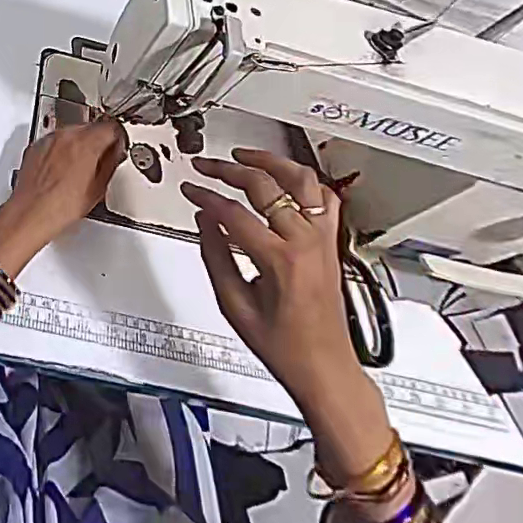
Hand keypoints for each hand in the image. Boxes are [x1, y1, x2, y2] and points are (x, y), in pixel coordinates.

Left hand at [0, 119, 127, 274]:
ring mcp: (49, 139)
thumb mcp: (98, 188)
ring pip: (72, 132)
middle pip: (91, 127)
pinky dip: (62, 149)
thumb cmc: (60, 207)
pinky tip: (63, 169)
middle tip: (101, 159)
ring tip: (80, 168)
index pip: (111, 126)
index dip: (118, 136)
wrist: (31, 213)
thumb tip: (115, 153)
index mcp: (86, 143)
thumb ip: (111, 163)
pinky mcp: (36, 146)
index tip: (118, 144)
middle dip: (98, 140)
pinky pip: (55, 140)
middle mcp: (66, 136)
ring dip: (79, 144)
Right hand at [182, 149, 392, 483]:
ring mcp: (323, 237)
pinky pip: (324, 196)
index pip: (232, 211)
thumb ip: (215, 256)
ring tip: (244, 154)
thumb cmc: (285, 347)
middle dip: (228, 169)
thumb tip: (204, 219)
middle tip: (206, 165)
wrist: (325, 368)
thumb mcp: (234, 306)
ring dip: (270, 161)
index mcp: (279, 260)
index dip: (205, 195)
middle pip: (264, 185)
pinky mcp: (331, 239)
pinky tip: (285, 175)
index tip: (190, 188)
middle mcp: (306, 242)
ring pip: (300, 179)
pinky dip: (304, 180)